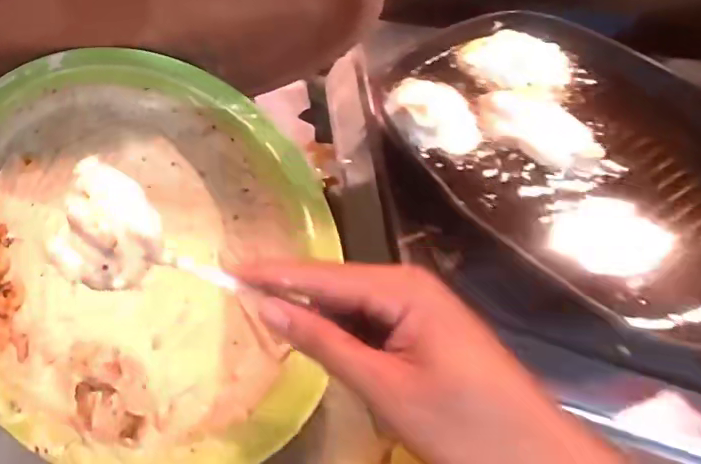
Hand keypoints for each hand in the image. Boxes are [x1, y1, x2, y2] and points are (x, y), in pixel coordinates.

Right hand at [238, 262, 617, 463]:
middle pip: (335, 285)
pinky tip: (317, 339)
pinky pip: (372, 324)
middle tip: (239, 290)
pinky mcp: (426, 333)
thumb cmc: (470, 431)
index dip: (274, 273)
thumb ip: (324, 342)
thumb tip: (267, 306)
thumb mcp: (388, 389)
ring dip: (315, 314)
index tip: (230, 267)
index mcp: (402, 286)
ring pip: (352, 306)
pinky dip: (343, 334)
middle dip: (291, 290)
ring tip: (265, 311)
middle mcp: (408, 284)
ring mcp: (420, 308)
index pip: (323, 275)